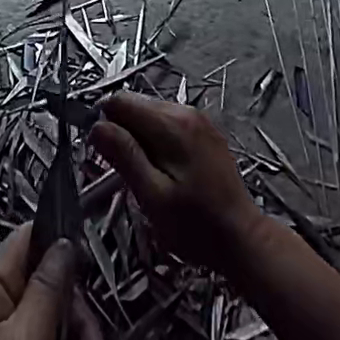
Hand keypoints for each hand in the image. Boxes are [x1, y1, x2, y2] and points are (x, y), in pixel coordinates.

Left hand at [0, 224, 100, 339]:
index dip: (63, 246)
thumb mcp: (27, 332)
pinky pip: (40, 335)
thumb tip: (64, 241)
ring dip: (74, 329)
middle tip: (88, 332)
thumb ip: (49, 284)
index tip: (87, 271)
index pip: (31, 235)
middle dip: (74, 305)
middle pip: (46, 279)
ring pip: (49, 312)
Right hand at [87, 93, 264, 270]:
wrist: (242, 238)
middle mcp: (185, 111)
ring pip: (150, 113)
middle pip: (136, 105)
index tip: (102, 154)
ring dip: (138, 138)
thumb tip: (96, 126)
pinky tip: (164, 171)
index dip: (104, 122)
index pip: (121, 101)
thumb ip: (125, 156)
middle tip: (126, 173)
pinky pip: (167, 123)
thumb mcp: (153, 196)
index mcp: (171, 123)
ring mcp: (197, 119)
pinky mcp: (204, 130)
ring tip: (145, 176)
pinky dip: (156, 140)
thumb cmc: (196, 225)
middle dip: (122, 132)